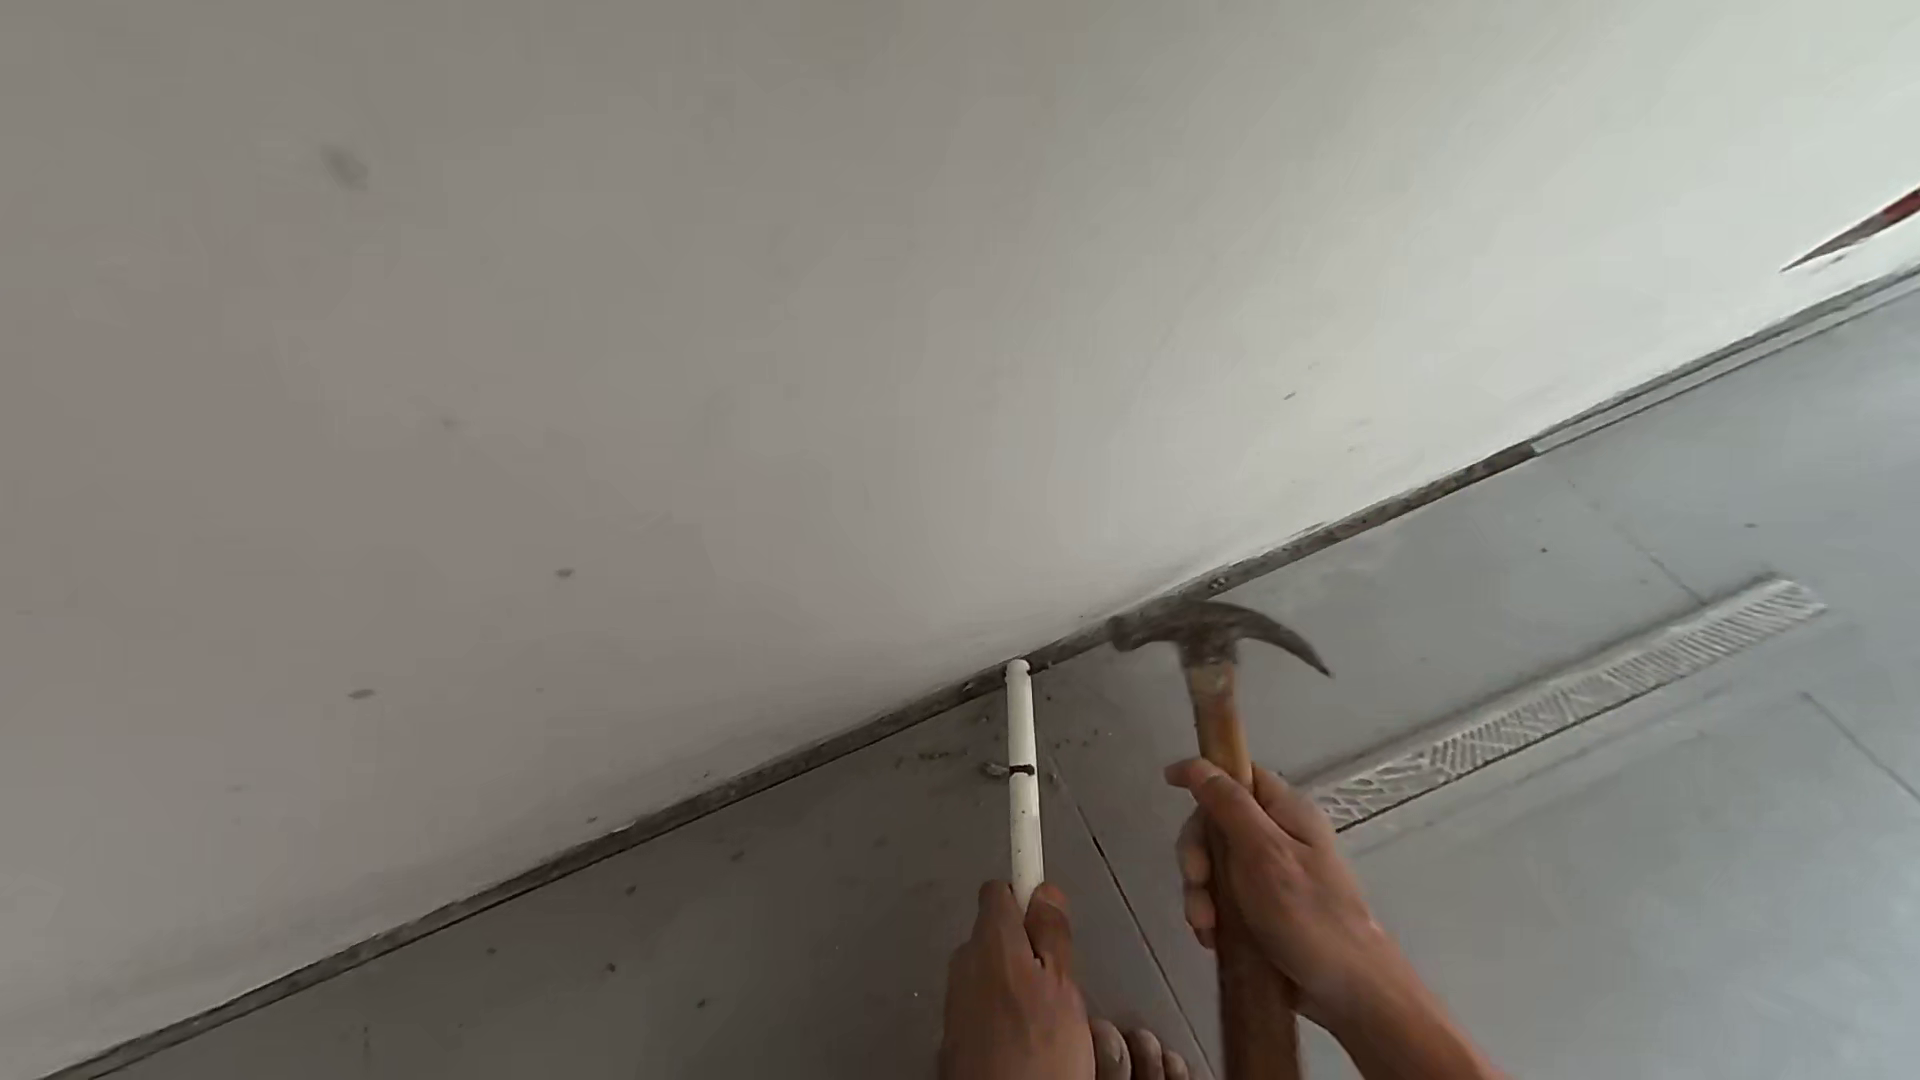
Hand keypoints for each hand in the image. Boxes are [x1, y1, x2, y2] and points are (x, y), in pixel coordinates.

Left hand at [940, 881, 1093, 1079]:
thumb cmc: (1039, 1055)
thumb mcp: (1064, 988)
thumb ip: (1052, 932)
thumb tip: (1044, 890)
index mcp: (992, 938)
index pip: (999, 888)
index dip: (1025, 896)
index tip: (1044, 911)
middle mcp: (964, 958)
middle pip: (994, 929)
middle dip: (1022, 944)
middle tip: (1053, 981)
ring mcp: (954, 994)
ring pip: (987, 966)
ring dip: (1011, 980)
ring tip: (1040, 1019)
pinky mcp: (951, 1029)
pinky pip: (978, 999)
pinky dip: (996, 1008)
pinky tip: (1018, 1039)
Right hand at [1166, 758, 1417, 1028]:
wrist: (1354, 1000)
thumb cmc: (1310, 917)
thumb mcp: (1263, 853)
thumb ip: (1228, 805)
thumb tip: (1198, 765)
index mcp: (1285, 810)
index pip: (1235, 773)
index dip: (1202, 775)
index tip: (1168, 783)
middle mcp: (1277, 834)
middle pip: (1215, 820)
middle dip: (1197, 853)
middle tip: (1196, 881)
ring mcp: (1270, 872)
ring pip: (1214, 861)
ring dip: (1200, 890)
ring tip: (1204, 923)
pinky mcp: (1263, 906)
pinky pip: (1222, 895)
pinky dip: (1211, 912)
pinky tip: (1212, 935)